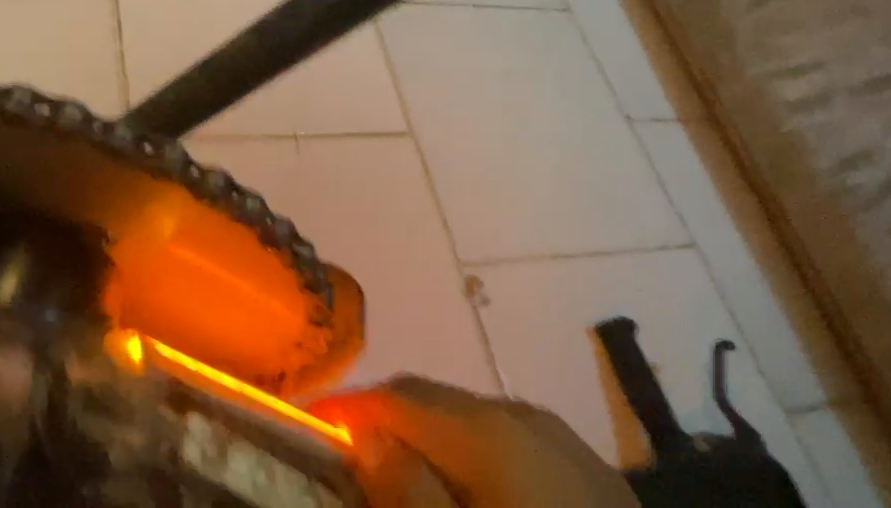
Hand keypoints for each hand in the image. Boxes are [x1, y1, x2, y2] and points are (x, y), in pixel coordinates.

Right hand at [314, 378, 636, 507]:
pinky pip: (507, 439)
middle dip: (380, 420)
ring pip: (467, 417)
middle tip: (344, 462)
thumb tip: (364, 435)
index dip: (343, 408)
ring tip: (402, 480)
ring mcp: (559, 436)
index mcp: (487, 430)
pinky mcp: (585, 465)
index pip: (394, 396)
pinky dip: (469, 453)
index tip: (305, 430)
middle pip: (428, 398)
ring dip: (425, 438)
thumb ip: (409, 493)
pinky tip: (470, 493)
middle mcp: (520, 414)